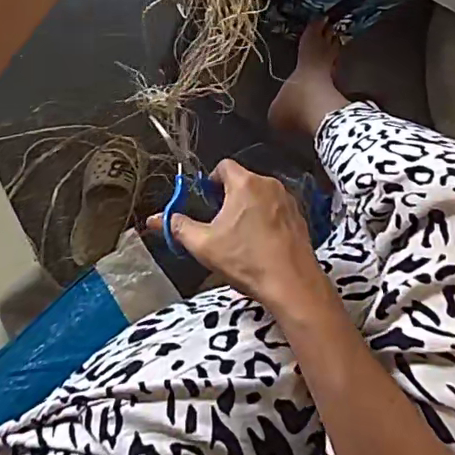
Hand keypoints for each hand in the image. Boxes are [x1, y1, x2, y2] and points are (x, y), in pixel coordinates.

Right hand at [146, 159, 330, 311]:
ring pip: (259, 195)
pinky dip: (265, 219)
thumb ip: (177, 227)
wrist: (295, 288)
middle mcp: (269, 185)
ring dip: (247, 208)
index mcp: (245, 183)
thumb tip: (154, 219)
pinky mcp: (300, 219)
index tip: (206, 203)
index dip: (210, 181)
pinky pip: (275, 209)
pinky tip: (260, 244)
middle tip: (219, 222)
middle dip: (227, 197)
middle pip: (241, 180)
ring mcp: (288, 201)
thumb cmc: (247, 260)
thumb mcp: (203, 244)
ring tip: (239, 236)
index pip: (223, 166)